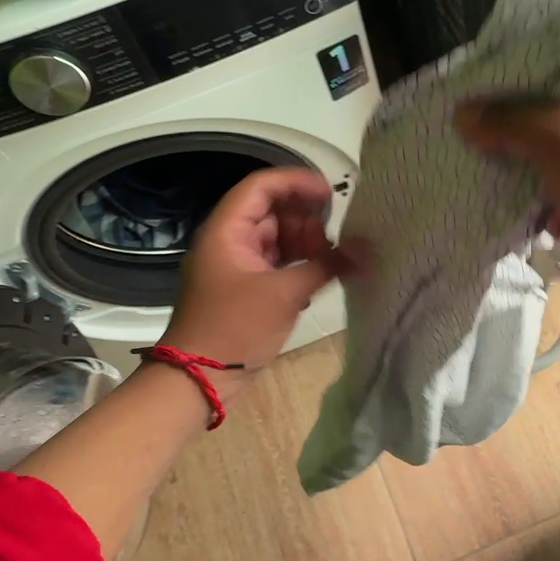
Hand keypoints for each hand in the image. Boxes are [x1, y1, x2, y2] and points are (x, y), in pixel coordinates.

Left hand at [158, 167, 351, 397]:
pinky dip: (298, 264)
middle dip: (305, 219)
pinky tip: (318, 276)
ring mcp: (236, 265)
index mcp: (226, 230)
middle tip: (332, 239)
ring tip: (329, 260)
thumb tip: (359, 253)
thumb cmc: (234, 329)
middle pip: (271, 210)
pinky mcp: (245, 288)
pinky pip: (275, 262)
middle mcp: (229, 240)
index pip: (261, 186)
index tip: (330, 194)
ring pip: (275, 237)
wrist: (200, 377)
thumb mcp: (283, 295)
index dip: (296, 182)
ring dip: (304, 243)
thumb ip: (323, 267)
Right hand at [456, 73, 559, 355]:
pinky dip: (502, 196)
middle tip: (443, 115)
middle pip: (534, 114)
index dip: (508, 70)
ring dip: (493, 159)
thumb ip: (511, 121)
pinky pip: (528, 197)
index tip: (463, 76)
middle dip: (493, 118)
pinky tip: (465, 189)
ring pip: (528, 158)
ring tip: (444, 149)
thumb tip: (462, 116)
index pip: (551, 66)